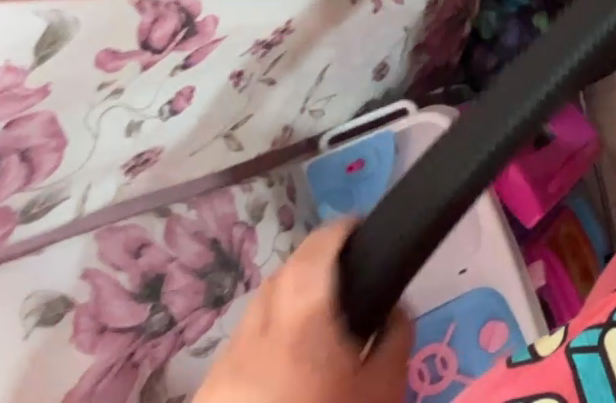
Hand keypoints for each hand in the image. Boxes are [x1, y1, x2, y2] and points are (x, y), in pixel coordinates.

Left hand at [193, 219, 412, 402]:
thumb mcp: (383, 389)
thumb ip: (395, 337)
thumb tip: (394, 308)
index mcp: (301, 327)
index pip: (313, 255)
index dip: (337, 232)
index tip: (360, 228)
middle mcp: (252, 342)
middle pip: (277, 280)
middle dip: (311, 266)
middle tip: (348, 274)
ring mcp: (219, 377)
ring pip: (254, 318)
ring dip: (286, 306)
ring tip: (322, 326)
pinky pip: (238, 355)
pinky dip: (266, 345)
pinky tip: (290, 373)